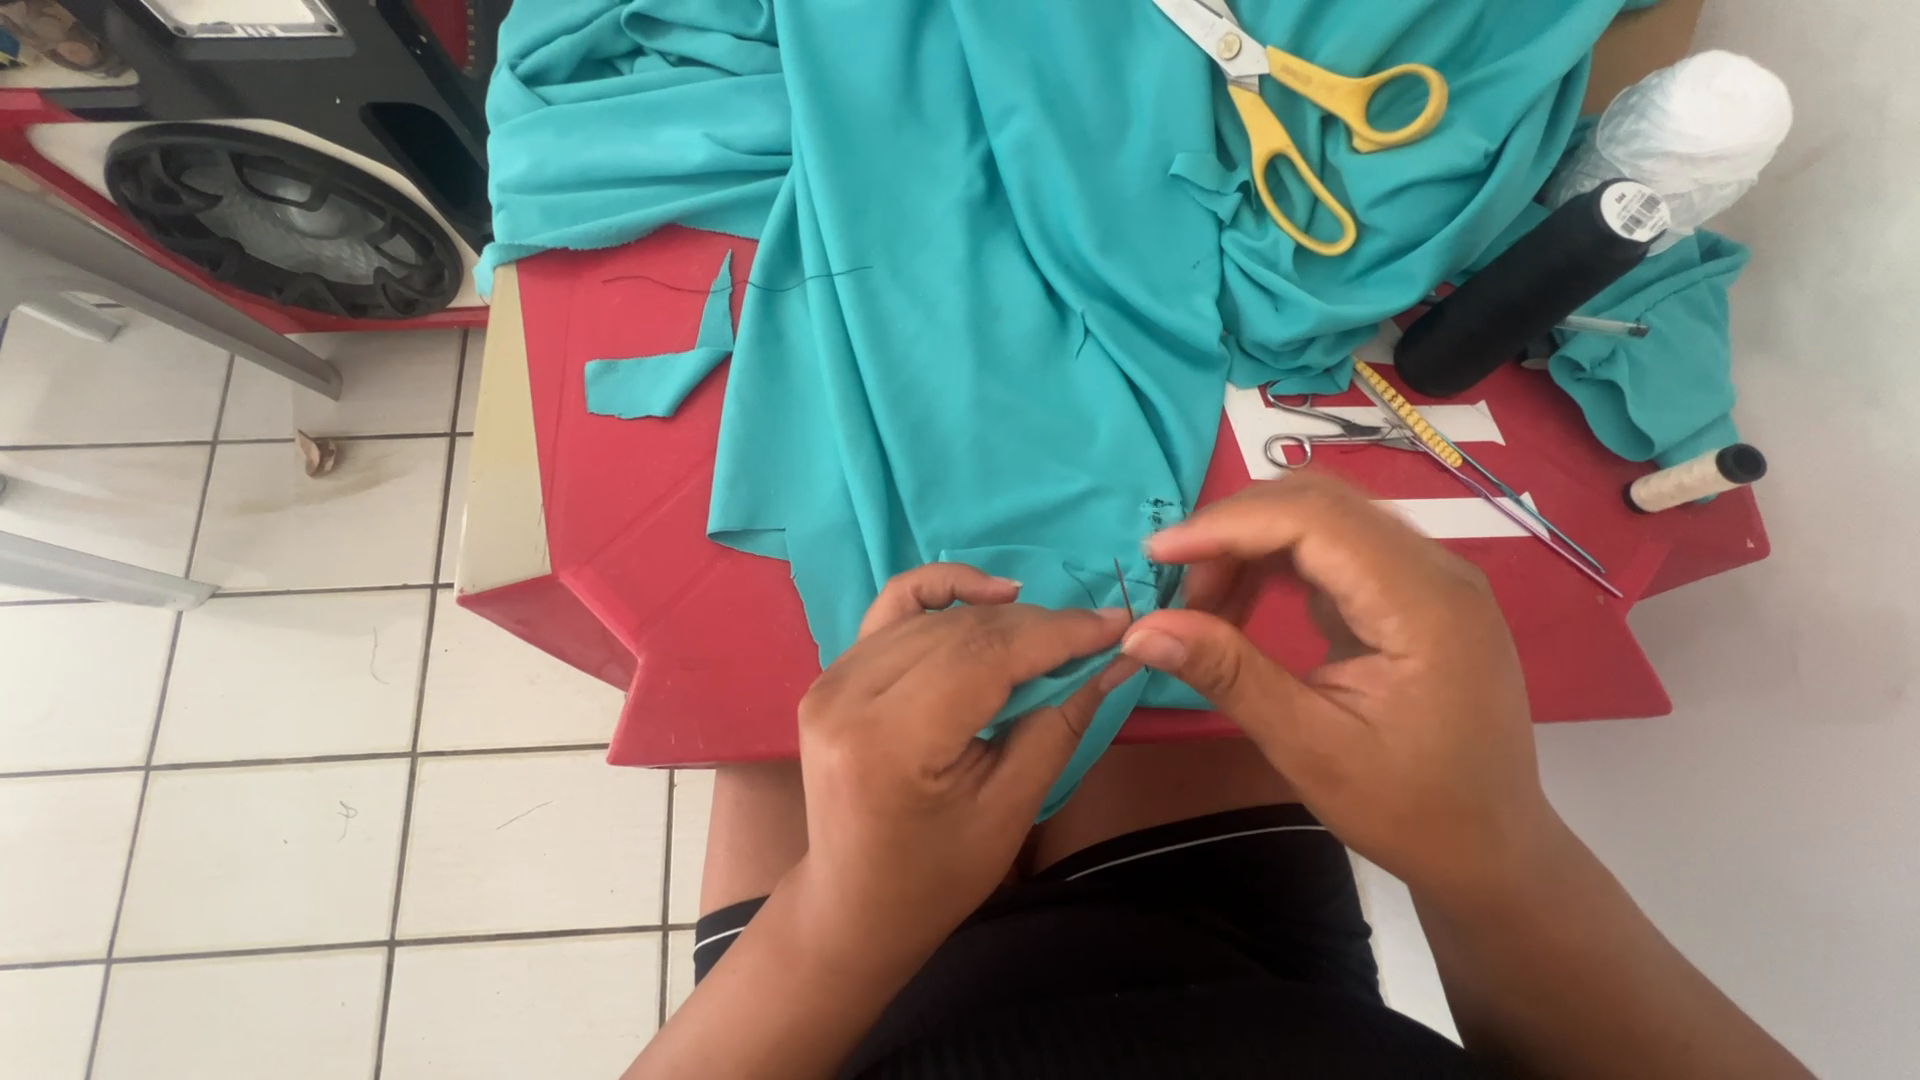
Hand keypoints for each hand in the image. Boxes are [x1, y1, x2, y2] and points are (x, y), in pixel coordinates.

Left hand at [791, 564, 1132, 951]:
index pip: (985, 656)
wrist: (855, 903)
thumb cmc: (937, 875)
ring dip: (1000, 618)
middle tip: (1095, 634)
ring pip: (934, 617)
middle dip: (1037, 626)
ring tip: (1050, 636)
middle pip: (961, 630)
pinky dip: (944, 589)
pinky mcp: (832, 672)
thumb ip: (1059, 724)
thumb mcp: (1010, 810)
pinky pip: (894, 607)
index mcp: (890, 741)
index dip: (1057, 634)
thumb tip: (1116, 660)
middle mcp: (848, 695)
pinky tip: (991, 594)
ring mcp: (831, 678)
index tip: (1116, 624)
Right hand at [1118, 472, 1560, 903]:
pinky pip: (1329, 547)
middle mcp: (1433, 570)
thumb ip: (1228, 676)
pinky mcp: (1406, 590)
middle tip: (1179, 591)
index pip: (1314, 519)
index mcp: (1423, 604)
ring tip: (1204, 605)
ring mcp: (1424, 576)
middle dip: (1233, 531)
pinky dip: (1271, 563)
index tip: (1158, 556)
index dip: (1227, 526)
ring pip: (1320, 515)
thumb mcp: (1308, 748)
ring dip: (1248, 544)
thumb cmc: (1409, 808)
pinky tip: (1241, 606)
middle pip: (1317, 502)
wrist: (1490, 846)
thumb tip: (1139, 630)